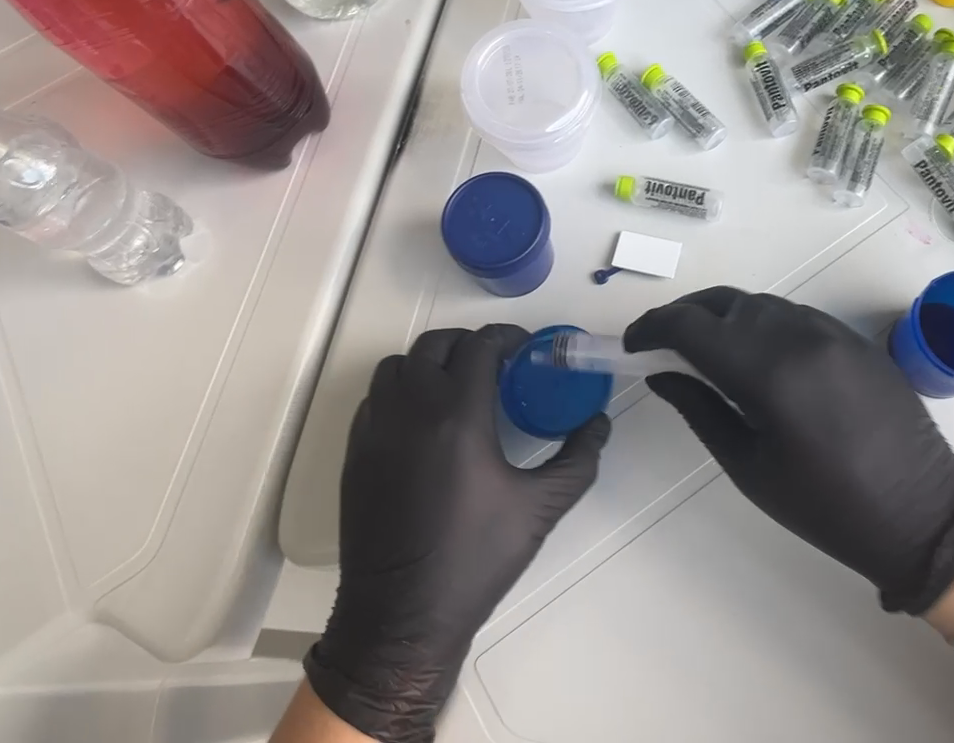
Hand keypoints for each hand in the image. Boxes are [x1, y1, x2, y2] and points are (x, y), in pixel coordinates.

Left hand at [305, 326, 610, 742]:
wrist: (402, 616)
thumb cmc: (476, 558)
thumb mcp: (541, 508)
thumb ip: (578, 458)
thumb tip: (598, 423)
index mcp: (458, 415)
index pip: (479, 346)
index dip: (506, 337)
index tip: (524, 349)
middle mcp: (411, 409)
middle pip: (435, 344)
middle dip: (468, 344)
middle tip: (495, 365)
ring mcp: (376, 428)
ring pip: (397, 365)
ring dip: (429, 362)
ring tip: (456, 385)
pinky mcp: (355, 451)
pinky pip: (375, 397)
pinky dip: (401, 390)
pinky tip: (423, 419)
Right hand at [626, 287, 953, 615]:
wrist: (921, 513)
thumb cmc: (825, 506)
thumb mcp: (748, 467)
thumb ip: (699, 409)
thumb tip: (661, 374)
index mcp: (769, 373)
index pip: (692, 327)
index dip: (653, 327)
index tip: (632, 344)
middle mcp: (799, 336)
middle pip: (724, 303)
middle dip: (684, 316)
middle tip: (660, 342)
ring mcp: (832, 332)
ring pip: (760, 303)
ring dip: (722, 317)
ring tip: (703, 348)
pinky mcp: (854, 339)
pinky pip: (793, 315)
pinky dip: (761, 323)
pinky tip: (754, 354)